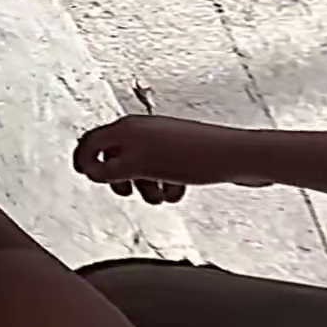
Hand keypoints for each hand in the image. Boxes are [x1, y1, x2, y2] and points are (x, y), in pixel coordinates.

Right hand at [71, 115, 267, 203]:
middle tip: (123, 191)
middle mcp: (141, 128)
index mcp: (124, 129)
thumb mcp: (137, 168)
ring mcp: (165, 136)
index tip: (84, 173)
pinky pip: (163, 163)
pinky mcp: (187, 146)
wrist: (243, 157)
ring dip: (143, 182)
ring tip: (155, 198)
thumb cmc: (189, 158)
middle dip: (118, 175)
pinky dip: (163, 179)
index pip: (91, 142)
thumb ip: (108, 171)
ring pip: (142, 161)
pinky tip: (173, 192)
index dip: (83, 158)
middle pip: (117, 153)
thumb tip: (92, 173)